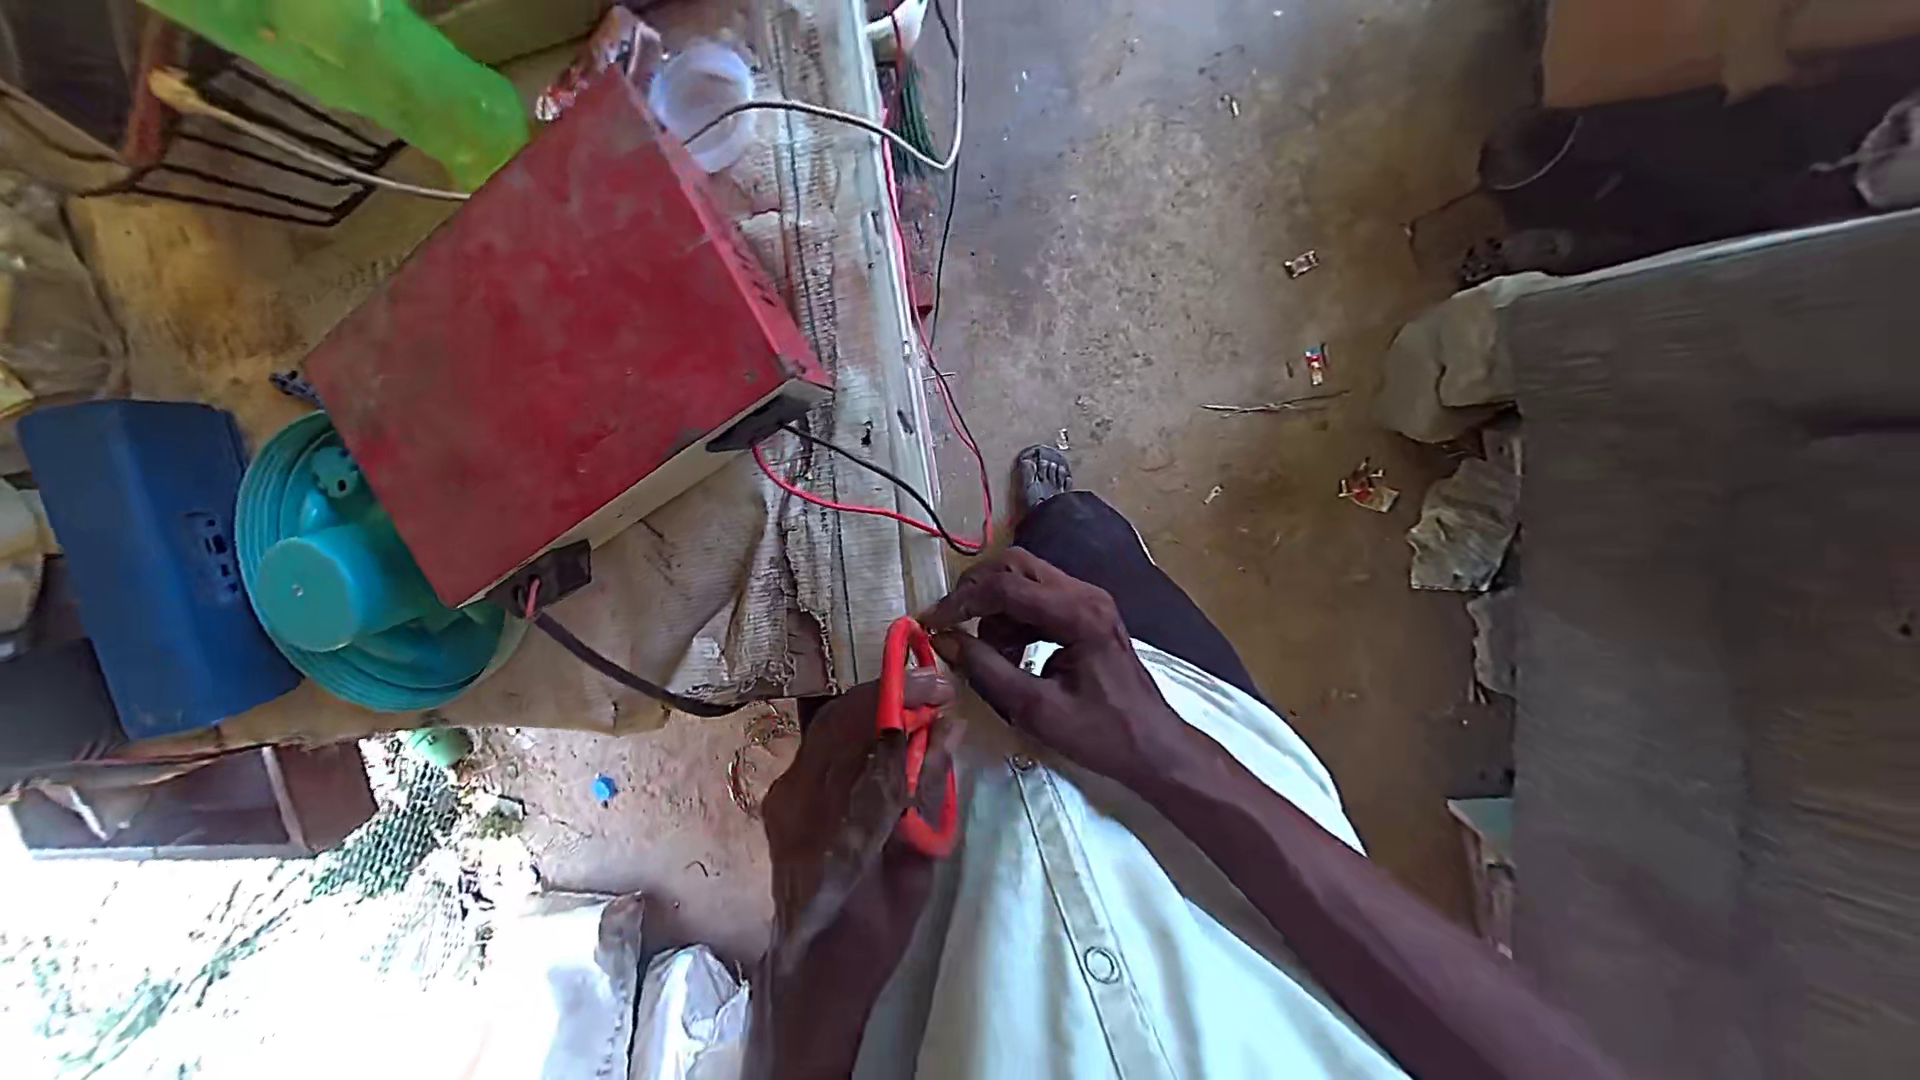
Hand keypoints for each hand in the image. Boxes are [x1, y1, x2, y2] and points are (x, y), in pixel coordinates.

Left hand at [752, 672, 959, 1076]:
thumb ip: (929, 791)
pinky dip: (856, 724)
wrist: (815, 970)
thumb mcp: (918, 865)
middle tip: (936, 687)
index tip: (943, 686)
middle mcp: (799, 800)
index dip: (908, 700)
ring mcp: (783, 794)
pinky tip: (884, 726)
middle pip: (841, 718)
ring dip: (874, 703)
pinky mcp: (780, 795)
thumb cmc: (876, 929)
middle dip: (891, 691)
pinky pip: (819, 743)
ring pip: (828, 724)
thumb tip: (951, 728)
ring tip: (916, 700)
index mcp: (837, 824)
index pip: (870, 739)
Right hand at [920, 547, 1185, 787]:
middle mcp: (1085, 593)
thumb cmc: (1101, 734)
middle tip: (951, 624)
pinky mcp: (1086, 611)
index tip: (932, 623)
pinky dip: (1014, 618)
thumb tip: (944, 641)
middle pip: (1015, 566)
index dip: (962, 602)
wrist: (1154, 746)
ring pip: (1024, 579)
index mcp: (1078, 614)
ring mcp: (1088, 599)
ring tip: (988, 653)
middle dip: (976, 591)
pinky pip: (1038, 598)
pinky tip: (1010, 652)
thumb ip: (986, 670)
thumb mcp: (1035, 709)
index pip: (1006, 587)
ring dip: (995, 608)